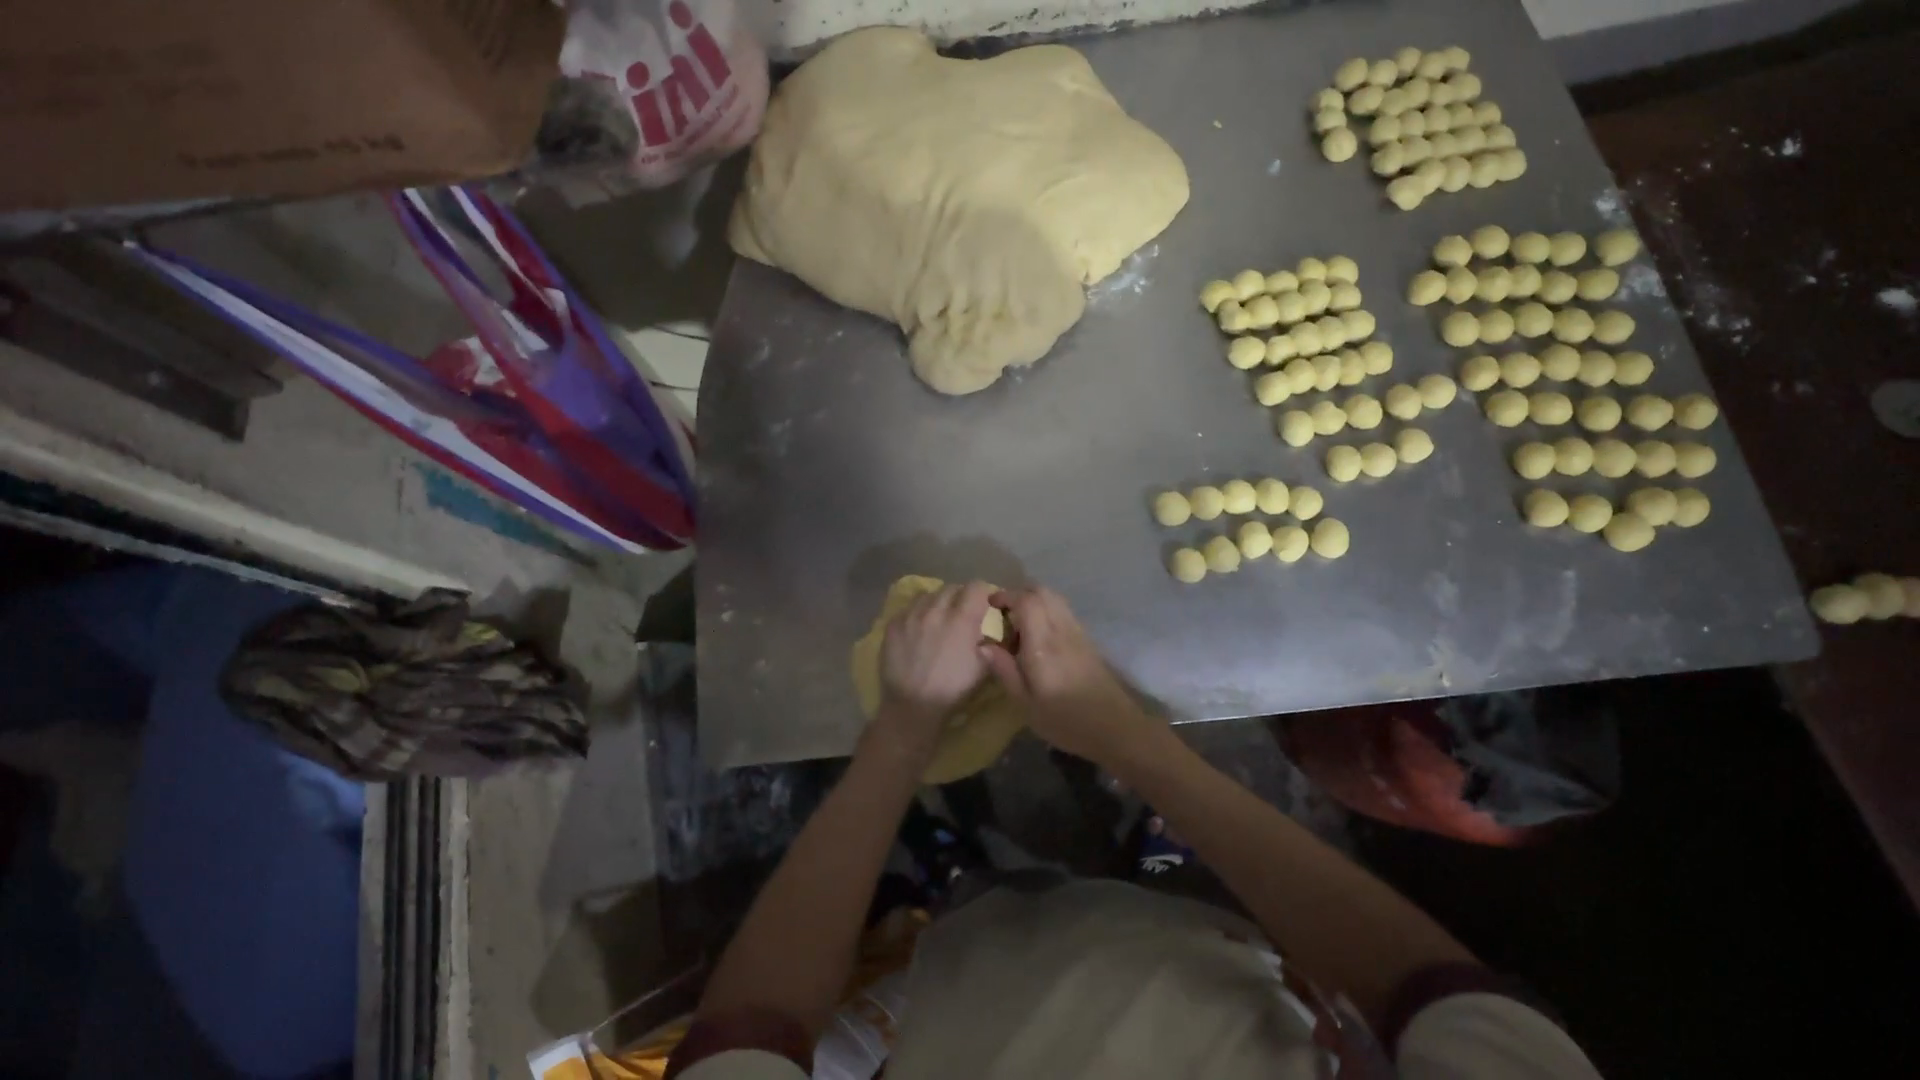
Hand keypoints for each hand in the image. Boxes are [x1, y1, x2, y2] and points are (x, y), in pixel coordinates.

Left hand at [868, 581, 995, 761]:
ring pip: (928, 595)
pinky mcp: (893, 624)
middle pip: (952, 588)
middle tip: (962, 612)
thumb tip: (989, 632)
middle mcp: (936, 609)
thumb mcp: (983, 668)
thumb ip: (990, 644)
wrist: (912, 705)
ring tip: (938, 617)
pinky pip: (908, 608)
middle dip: (960, 596)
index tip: (984, 604)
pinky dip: (917, 613)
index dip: (983, 593)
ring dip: (938, 602)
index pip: (976, 586)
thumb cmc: (953, 689)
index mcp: (962, 618)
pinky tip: (918, 628)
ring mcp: (911, 615)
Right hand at [980, 587, 1164, 767]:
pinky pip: (1064, 612)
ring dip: (1035, 601)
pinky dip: (1048, 611)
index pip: (1026, 600)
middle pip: (1043, 591)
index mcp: (1043, 644)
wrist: (1114, 728)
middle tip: (1003, 612)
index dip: (1006, 595)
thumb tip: (983, 644)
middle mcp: (1062, 630)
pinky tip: (1040, 636)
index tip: (990, 605)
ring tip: (1020, 624)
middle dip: (1020, 593)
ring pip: (1056, 599)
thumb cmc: (1065, 721)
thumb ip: (1004, 670)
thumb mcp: (1025, 703)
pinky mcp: (1088, 641)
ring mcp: (1078, 633)